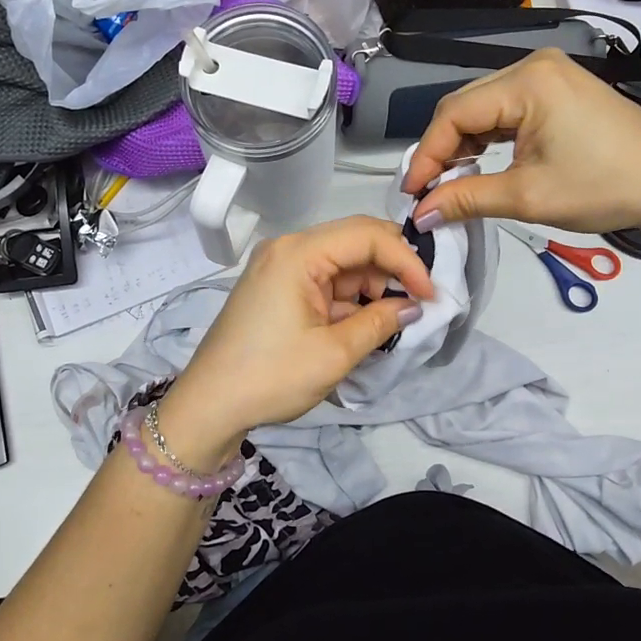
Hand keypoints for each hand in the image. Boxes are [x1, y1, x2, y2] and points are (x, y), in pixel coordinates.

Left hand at [157, 216, 435, 463]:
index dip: (406, 259)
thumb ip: (380, 323)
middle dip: (392, 272)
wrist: (210, 406)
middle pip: (355, 244)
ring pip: (343, 266)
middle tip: (422, 304)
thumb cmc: (270, 377)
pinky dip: (351, 302)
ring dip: (373, 290)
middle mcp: (287, 249)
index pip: (367, 234)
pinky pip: (325, 284)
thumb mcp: (334, 354)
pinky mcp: (278, 290)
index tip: (431, 295)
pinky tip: (371, 325)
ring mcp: (280, 269)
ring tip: (398, 322)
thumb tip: (414, 307)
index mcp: (297, 253)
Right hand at [401, 49, 640, 235]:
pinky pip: (507, 109)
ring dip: (463, 143)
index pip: (454, 113)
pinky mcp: (560, 90)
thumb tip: (419, 215)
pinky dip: (488, 137)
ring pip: (484, 106)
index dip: (426, 155)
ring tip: (452, 182)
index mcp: (527, 81)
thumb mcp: (529, 196)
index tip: (411, 195)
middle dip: (442, 148)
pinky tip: (481, 163)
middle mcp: (534, 66)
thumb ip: (467, 198)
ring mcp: (550, 75)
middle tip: (428, 191)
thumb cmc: (604, 188)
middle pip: (465, 104)